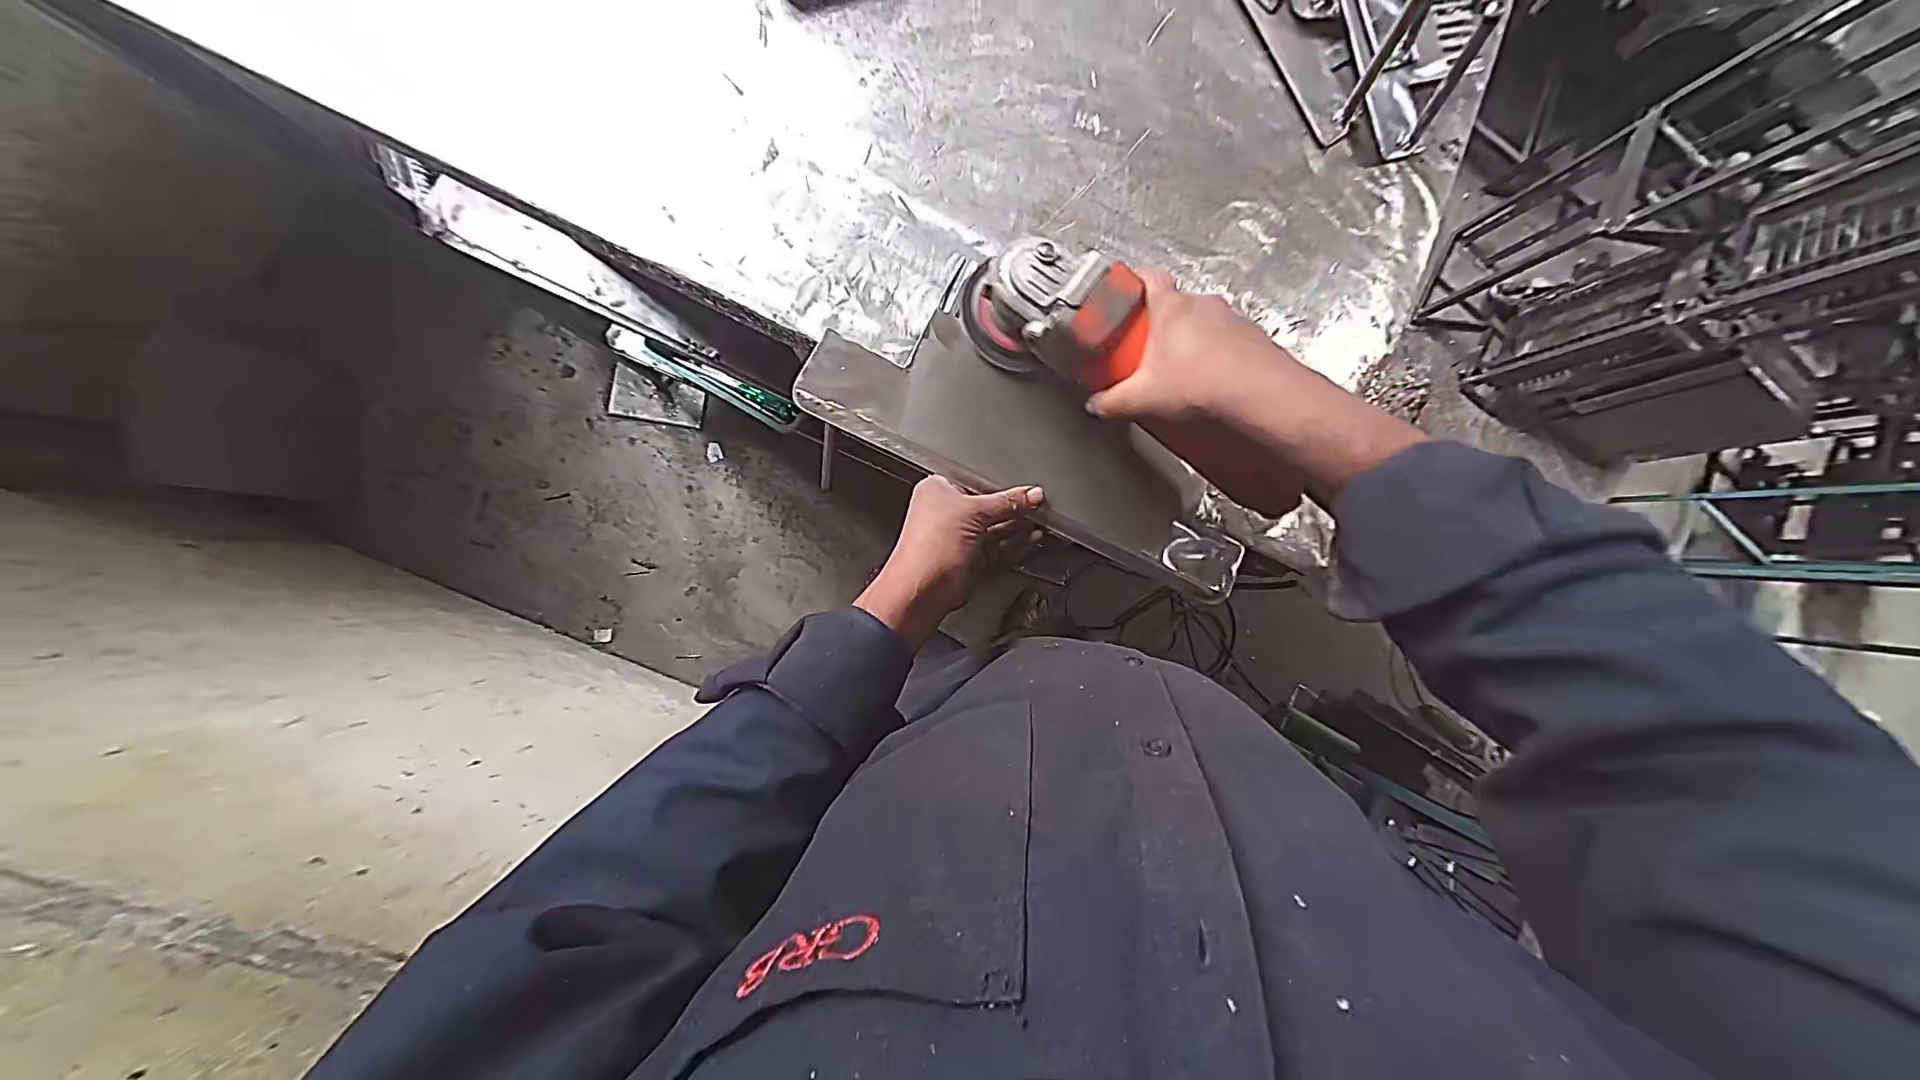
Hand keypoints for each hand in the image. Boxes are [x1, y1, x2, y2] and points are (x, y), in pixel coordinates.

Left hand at [855, 476, 1044, 650]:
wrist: (923, 589)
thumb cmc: (929, 547)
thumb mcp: (974, 511)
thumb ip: (1007, 502)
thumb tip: (1030, 495)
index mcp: (938, 490)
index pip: (975, 480)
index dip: (1000, 483)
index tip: (1025, 486)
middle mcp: (947, 513)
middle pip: (988, 505)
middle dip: (1013, 506)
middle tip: (1038, 502)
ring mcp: (959, 537)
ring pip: (995, 527)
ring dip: (1018, 524)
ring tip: (1042, 519)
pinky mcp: (971, 558)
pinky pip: (998, 547)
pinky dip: (1015, 542)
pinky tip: (1032, 536)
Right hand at [1086, 268, 1428, 502]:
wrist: (1259, 395)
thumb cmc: (1206, 383)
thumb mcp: (1142, 397)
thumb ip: (1112, 400)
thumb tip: (1098, 405)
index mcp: (1171, 307)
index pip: (1146, 276)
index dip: (1130, 280)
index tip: (1120, 290)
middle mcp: (1202, 305)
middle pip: (1171, 304)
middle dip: (1154, 324)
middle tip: (1141, 349)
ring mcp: (1230, 319)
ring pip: (1199, 323)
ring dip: (1184, 342)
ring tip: (1173, 373)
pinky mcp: (1250, 339)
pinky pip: (1222, 341)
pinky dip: (1210, 357)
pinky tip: (1203, 382)